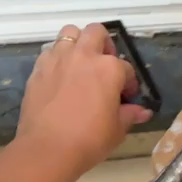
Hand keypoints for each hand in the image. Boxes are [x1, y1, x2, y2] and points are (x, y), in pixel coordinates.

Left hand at [14, 23, 152, 177]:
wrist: (47, 149)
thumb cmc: (88, 140)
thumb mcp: (116, 129)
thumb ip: (129, 114)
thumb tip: (143, 112)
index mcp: (109, 68)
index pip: (125, 68)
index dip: (128, 83)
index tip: (126, 97)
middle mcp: (83, 56)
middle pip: (96, 32)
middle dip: (104, 44)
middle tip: (104, 65)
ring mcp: (58, 59)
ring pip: (69, 33)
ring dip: (77, 43)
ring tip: (79, 64)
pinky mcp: (38, 69)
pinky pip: (49, 52)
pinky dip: (57, 58)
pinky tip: (59, 76)